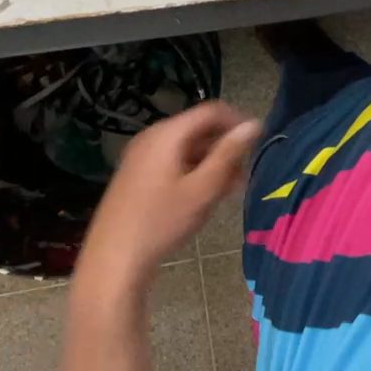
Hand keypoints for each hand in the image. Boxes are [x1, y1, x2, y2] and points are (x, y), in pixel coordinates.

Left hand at [74, 102, 260, 294]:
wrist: (113, 259)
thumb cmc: (162, 222)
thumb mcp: (203, 189)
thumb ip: (229, 154)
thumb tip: (254, 124)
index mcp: (167, 133)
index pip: (211, 111)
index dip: (237, 122)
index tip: (257, 146)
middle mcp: (152, 137)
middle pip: (198, 129)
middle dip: (225, 147)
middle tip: (246, 174)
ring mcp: (141, 155)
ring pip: (186, 147)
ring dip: (211, 162)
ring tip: (230, 190)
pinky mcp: (137, 174)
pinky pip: (172, 161)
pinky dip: (193, 171)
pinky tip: (204, 196)